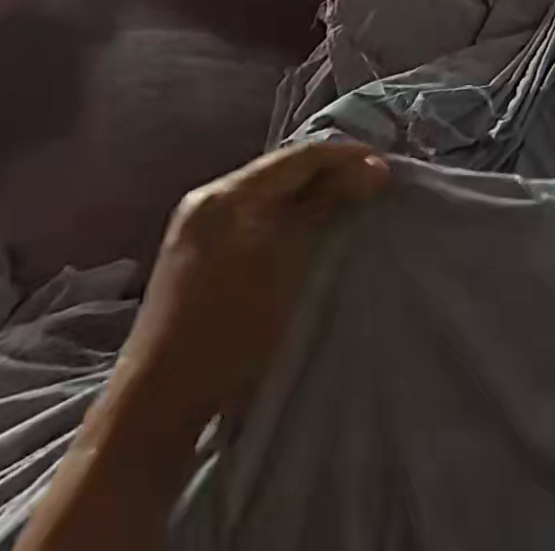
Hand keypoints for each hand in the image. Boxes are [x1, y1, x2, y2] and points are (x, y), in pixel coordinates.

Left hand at [118, 140, 389, 424]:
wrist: (165, 398)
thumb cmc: (235, 326)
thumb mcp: (291, 258)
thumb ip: (327, 205)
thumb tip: (374, 168)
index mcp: (227, 195)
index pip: (299, 156)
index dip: (347, 155)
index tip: (388, 168)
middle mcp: (210, 196)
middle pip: (284, 167)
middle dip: (333, 169)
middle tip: (377, 181)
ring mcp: (201, 221)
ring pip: (272, 187)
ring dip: (314, 188)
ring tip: (355, 196)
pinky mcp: (201, 245)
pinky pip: (258, 208)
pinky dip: (292, 207)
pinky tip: (315, 219)